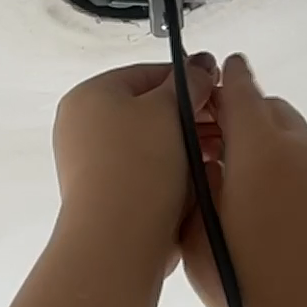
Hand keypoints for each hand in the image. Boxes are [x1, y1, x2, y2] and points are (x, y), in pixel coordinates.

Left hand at [52, 54, 219, 260]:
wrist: (116, 238)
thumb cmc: (137, 167)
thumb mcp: (170, 109)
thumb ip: (189, 82)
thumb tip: (200, 68)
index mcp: (91, 95)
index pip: (149, 74)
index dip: (189, 80)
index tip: (219, 91)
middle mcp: (83, 126)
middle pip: (148, 110)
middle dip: (190, 116)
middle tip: (223, 124)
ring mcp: (91, 163)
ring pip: (150, 144)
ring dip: (185, 146)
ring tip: (215, 153)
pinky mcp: (106, 195)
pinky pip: (144, 173)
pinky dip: (171, 173)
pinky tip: (197, 180)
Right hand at [180, 54, 306, 306]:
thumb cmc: (267, 299)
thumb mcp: (201, 249)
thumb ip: (195, 193)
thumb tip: (203, 164)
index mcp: (261, 151)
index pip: (240, 88)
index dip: (221, 80)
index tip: (209, 82)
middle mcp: (305, 149)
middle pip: (270, 111)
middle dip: (242, 120)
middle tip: (216, 155)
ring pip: (297, 142)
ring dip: (270, 152)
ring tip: (249, 201)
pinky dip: (297, 179)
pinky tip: (287, 227)